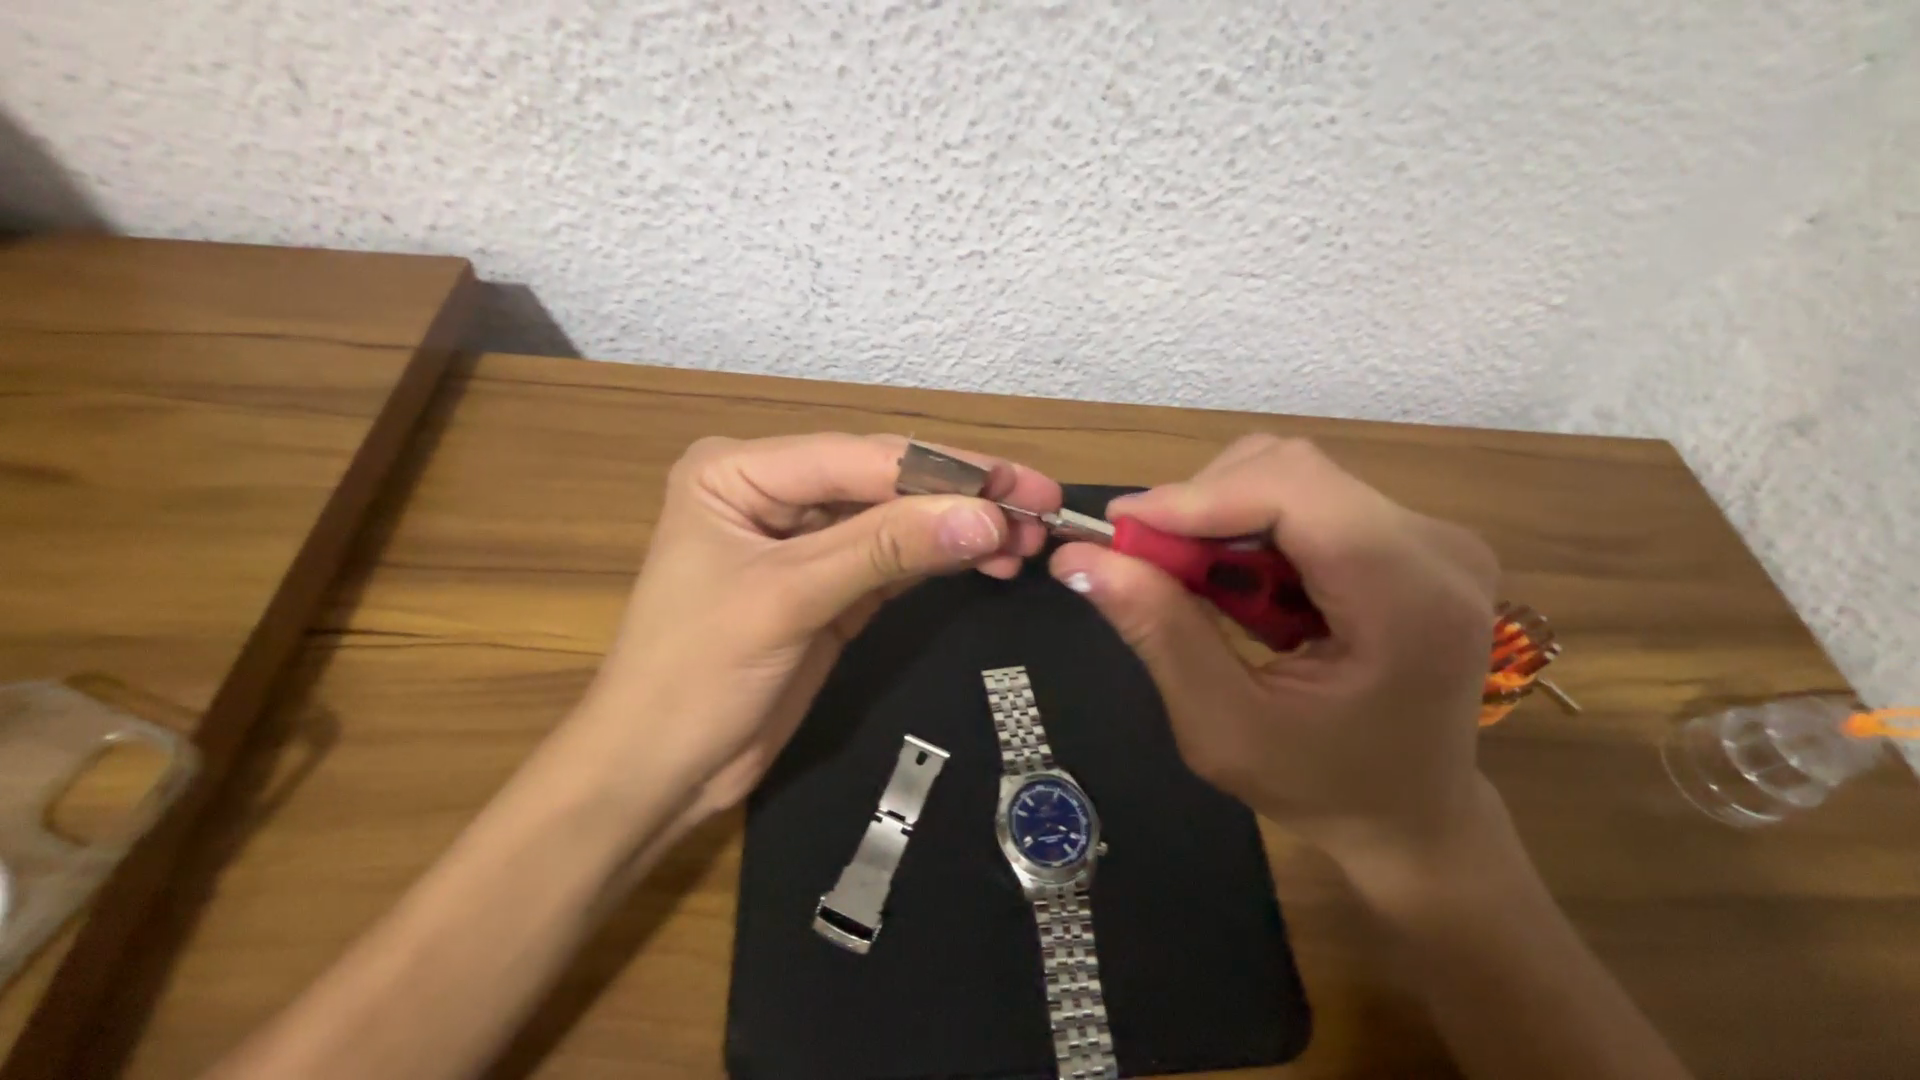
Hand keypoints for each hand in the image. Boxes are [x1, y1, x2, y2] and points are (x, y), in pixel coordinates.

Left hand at [574, 432, 1060, 823]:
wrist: (657, 771)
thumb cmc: (695, 676)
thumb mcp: (788, 601)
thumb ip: (885, 550)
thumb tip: (987, 518)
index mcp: (739, 470)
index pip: (858, 458)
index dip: (943, 471)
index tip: (1019, 489)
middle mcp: (772, 491)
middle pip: (882, 481)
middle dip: (960, 496)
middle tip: (1041, 506)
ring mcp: (802, 540)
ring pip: (895, 520)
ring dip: (958, 529)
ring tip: (1029, 541)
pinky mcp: (827, 587)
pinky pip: (892, 561)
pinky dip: (939, 561)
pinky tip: (988, 560)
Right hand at [1048, 435, 1497, 864]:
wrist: (1411, 816)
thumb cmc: (1321, 786)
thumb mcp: (1222, 726)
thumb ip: (1158, 632)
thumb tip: (1077, 558)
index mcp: (1409, 599)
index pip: (1293, 491)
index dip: (1195, 497)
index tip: (1118, 530)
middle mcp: (1437, 548)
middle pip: (1290, 469)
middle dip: (1201, 507)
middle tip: (1147, 565)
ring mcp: (1433, 538)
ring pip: (1293, 475)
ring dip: (1222, 518)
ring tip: (1196, 587)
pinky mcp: (1414, 540)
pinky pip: (1310, 498)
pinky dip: (1251, 530)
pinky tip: (1240, 589)